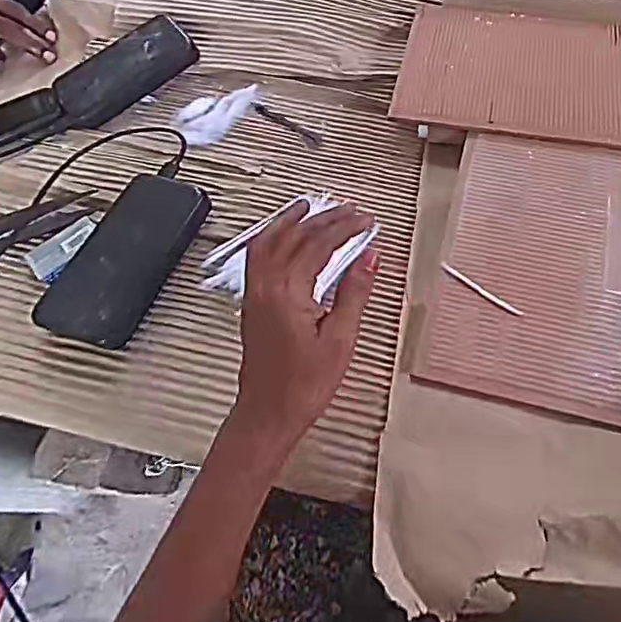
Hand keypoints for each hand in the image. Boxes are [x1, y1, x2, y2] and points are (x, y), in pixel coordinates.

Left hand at [232, 204, 379, 448]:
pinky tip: (284, 236)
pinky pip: (258, 256)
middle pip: (294, 237)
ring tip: (311, 206)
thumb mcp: (340, 338)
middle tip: (351, 211)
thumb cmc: (302, 385)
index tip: (366, 220)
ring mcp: (254, 294)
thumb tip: (368, 257)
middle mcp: (265, 287)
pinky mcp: (252, 303)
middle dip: (325, 219)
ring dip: (292, 221)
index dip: (345, 228)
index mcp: (287, 293)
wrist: (267, 415)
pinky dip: (272, 237)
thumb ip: (354, 292)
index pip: (318, 245)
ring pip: (269, 242)